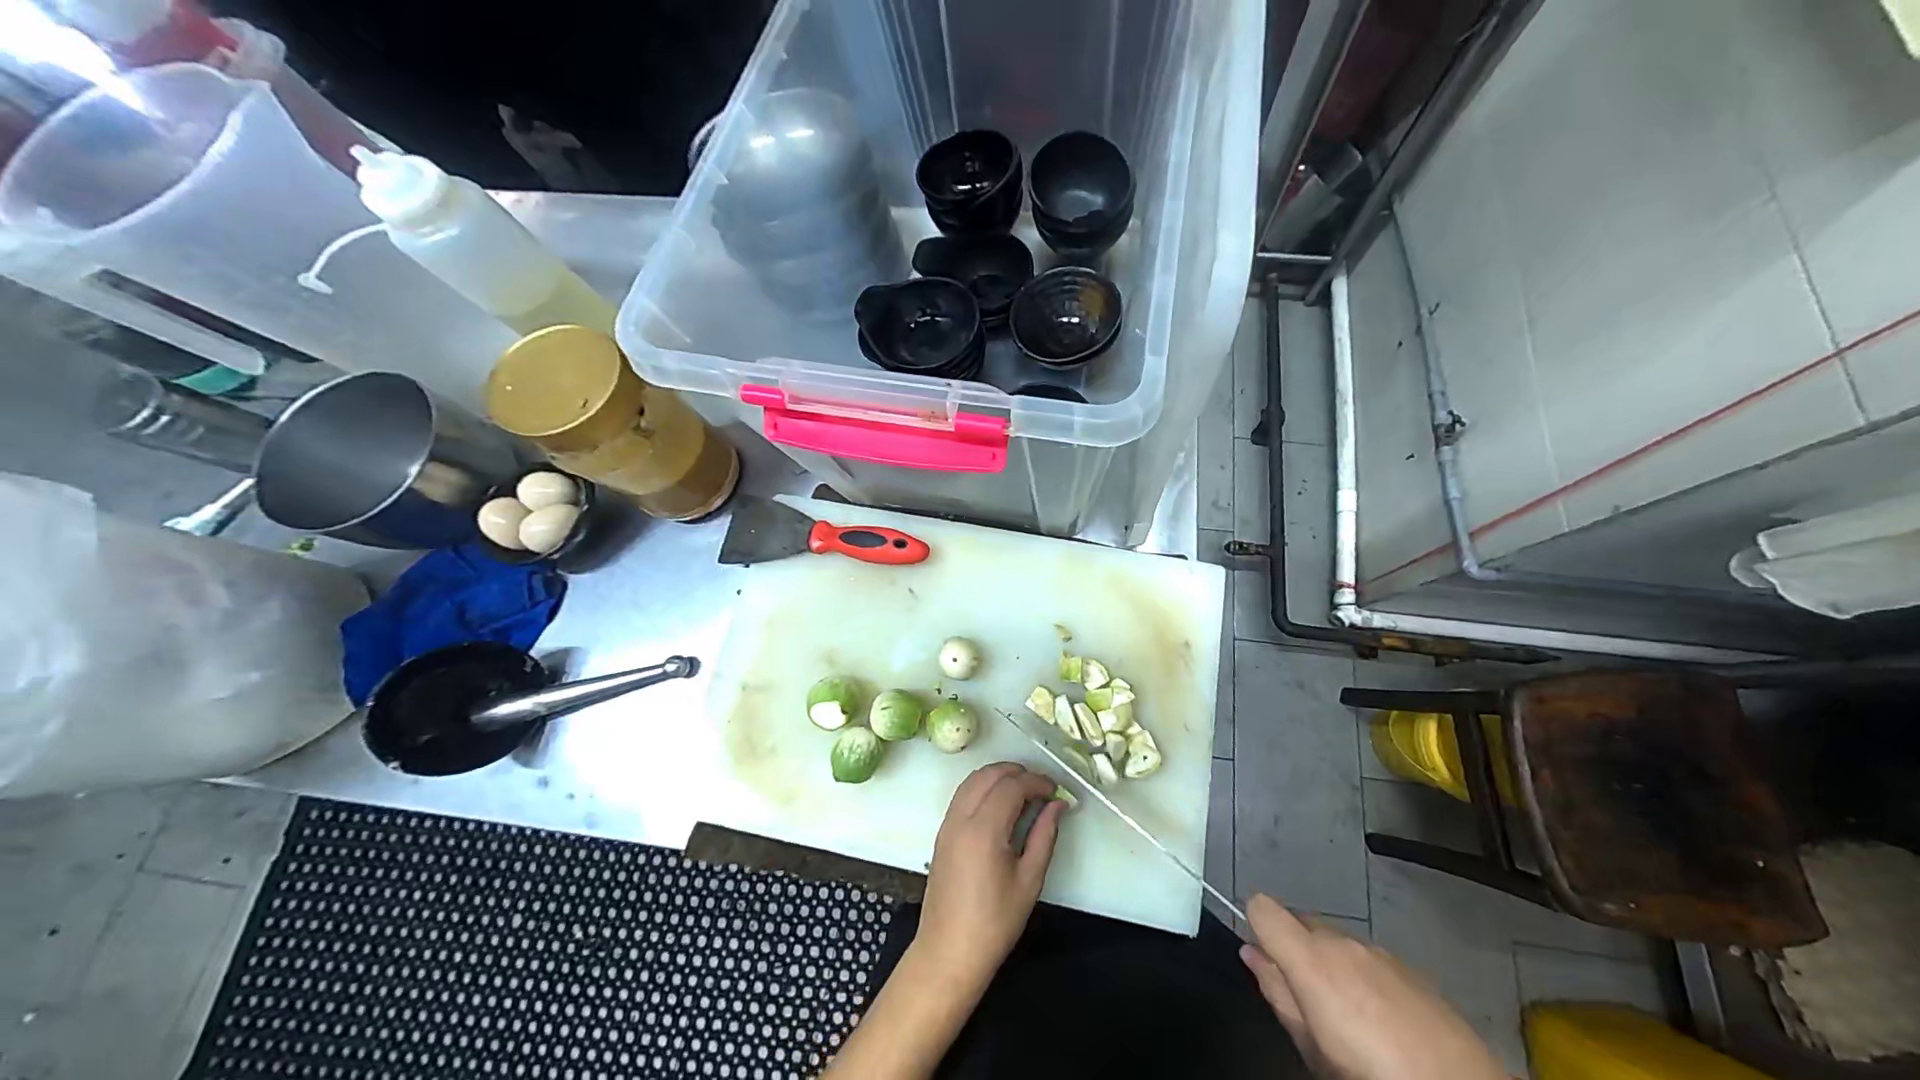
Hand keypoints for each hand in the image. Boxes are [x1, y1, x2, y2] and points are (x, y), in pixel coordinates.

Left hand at [915, 763, 1064, 985]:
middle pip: (988, 774)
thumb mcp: (1030, 880)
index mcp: (984, 829)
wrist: (949, 950)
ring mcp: (947, 824)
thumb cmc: (994, 922)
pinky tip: (1001, 805)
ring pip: (972, 780)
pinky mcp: (942, 833)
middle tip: (1042, 788)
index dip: (1037, 782)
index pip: (1012, 786)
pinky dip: (982, 788)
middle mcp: (961, 818)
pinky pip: (962, 795)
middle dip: (1017, 772)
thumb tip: (1057, 805)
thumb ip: (1045, 836)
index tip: (1055, 791)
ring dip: (998, 776)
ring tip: (1024, 792)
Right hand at [1239, 894, 1506, 1079]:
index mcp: (1311, 957)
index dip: (1256, 927)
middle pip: (1300, 921)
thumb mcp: (1312, 1048)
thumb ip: (1278, 994)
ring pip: (1336, 940)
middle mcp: (1343, 941)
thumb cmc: (1370, 1075)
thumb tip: (1252, 955)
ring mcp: (1381, 952)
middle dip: (1294, 947)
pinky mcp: (1413, 968)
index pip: (1262, 907)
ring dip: (1330, 961)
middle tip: (1305, 998)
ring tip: (1348, 1015)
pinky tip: (1382, 1019)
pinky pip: (1369, 958)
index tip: (1265, 961)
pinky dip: (1363, 975)